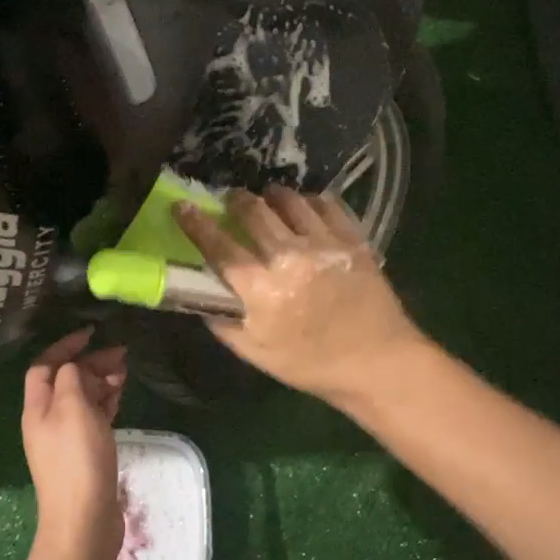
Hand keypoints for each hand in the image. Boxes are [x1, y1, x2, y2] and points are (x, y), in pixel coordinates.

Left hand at [20, 328, 126, 559]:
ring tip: (124, 373)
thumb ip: (72, 378)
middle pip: (66, 380)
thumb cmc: (77, 459)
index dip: (65, 346)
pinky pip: (93, 418)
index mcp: (37, 407)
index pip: (45, 365)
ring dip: (101, 381)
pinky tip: (120, 397)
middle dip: (90, 363)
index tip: (91, 333)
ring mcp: (66, 440)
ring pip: (82, 399)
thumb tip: (75, 367)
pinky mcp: (84, 455)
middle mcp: (47, 421)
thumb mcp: (73, 408)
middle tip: (121, 355)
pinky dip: (106, 403)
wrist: (83, 523)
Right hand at [175, 186, 427, 403]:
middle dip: (236, 200)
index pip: (219, 246)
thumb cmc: (310, 363)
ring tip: (268, 201)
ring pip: (288, 200)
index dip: (196, 222)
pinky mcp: (352, 238)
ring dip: (271, 196)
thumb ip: (223, 321)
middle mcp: (290, 259)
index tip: (182, 205)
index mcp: (262, 290)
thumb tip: (201, 291)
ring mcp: (324, 244)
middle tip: (232, 201)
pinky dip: (308, 201)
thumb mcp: (255, 352)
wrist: (377, 363)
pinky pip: (324, 203)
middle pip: (252, 211)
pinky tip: (304, 210)